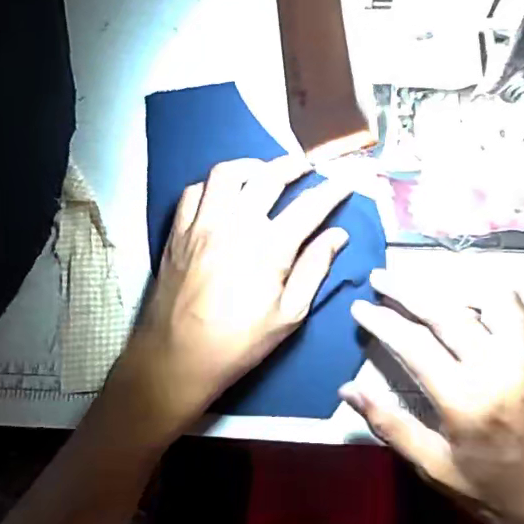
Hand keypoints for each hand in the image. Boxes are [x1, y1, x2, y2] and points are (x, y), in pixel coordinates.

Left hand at [120, 155, 351, 428]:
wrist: (176, 359)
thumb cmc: (238, 343)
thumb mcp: (289, 315)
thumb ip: (314, 269)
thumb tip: (337, 236)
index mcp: (268, 249)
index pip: (309, 206)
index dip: (333, 190)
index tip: (347, 180)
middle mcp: (234, 227)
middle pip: (268, 176)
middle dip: (294, 164)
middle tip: (308, 166)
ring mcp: (201, 225)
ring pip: (227, 173)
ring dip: (252, 166)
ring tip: (266, 172)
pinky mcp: (177, 232)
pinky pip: (195, 191)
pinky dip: (214, 185)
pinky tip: (226, 195)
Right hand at [341, 269, 523, 523]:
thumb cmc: (500, 498)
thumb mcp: (439, 472)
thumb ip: (393, 426)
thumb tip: (349, 389)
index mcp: (465, 399)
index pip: (413, 344)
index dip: (381, 321)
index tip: (359, 307)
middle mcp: (499, 367)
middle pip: (447, 311)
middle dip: (407, 290)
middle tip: (381, 277)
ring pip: (493, 300)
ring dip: (459, 285)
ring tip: (434, 282)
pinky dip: (511, 296)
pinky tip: (492, 294)